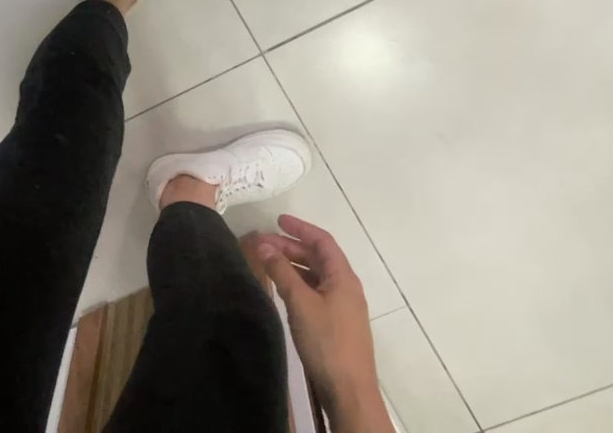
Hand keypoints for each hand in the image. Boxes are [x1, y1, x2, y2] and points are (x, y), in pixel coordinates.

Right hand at [253, 215, 390, 432]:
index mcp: (343, 277)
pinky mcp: (338, 324)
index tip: (277, 221)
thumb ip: (282, 272)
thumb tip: (264, 246)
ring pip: (317, 276)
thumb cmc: (327, 342)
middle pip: (318, 257)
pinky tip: (284, 290)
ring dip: (294, 265)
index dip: (300, 228)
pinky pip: (317, 292)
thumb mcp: (300, 303)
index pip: (322, 241)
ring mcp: (343, 307)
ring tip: (268, 264)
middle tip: (263, 244)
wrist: (350, 392)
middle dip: (291, 247)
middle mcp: (346, 287)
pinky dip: (299, 284)